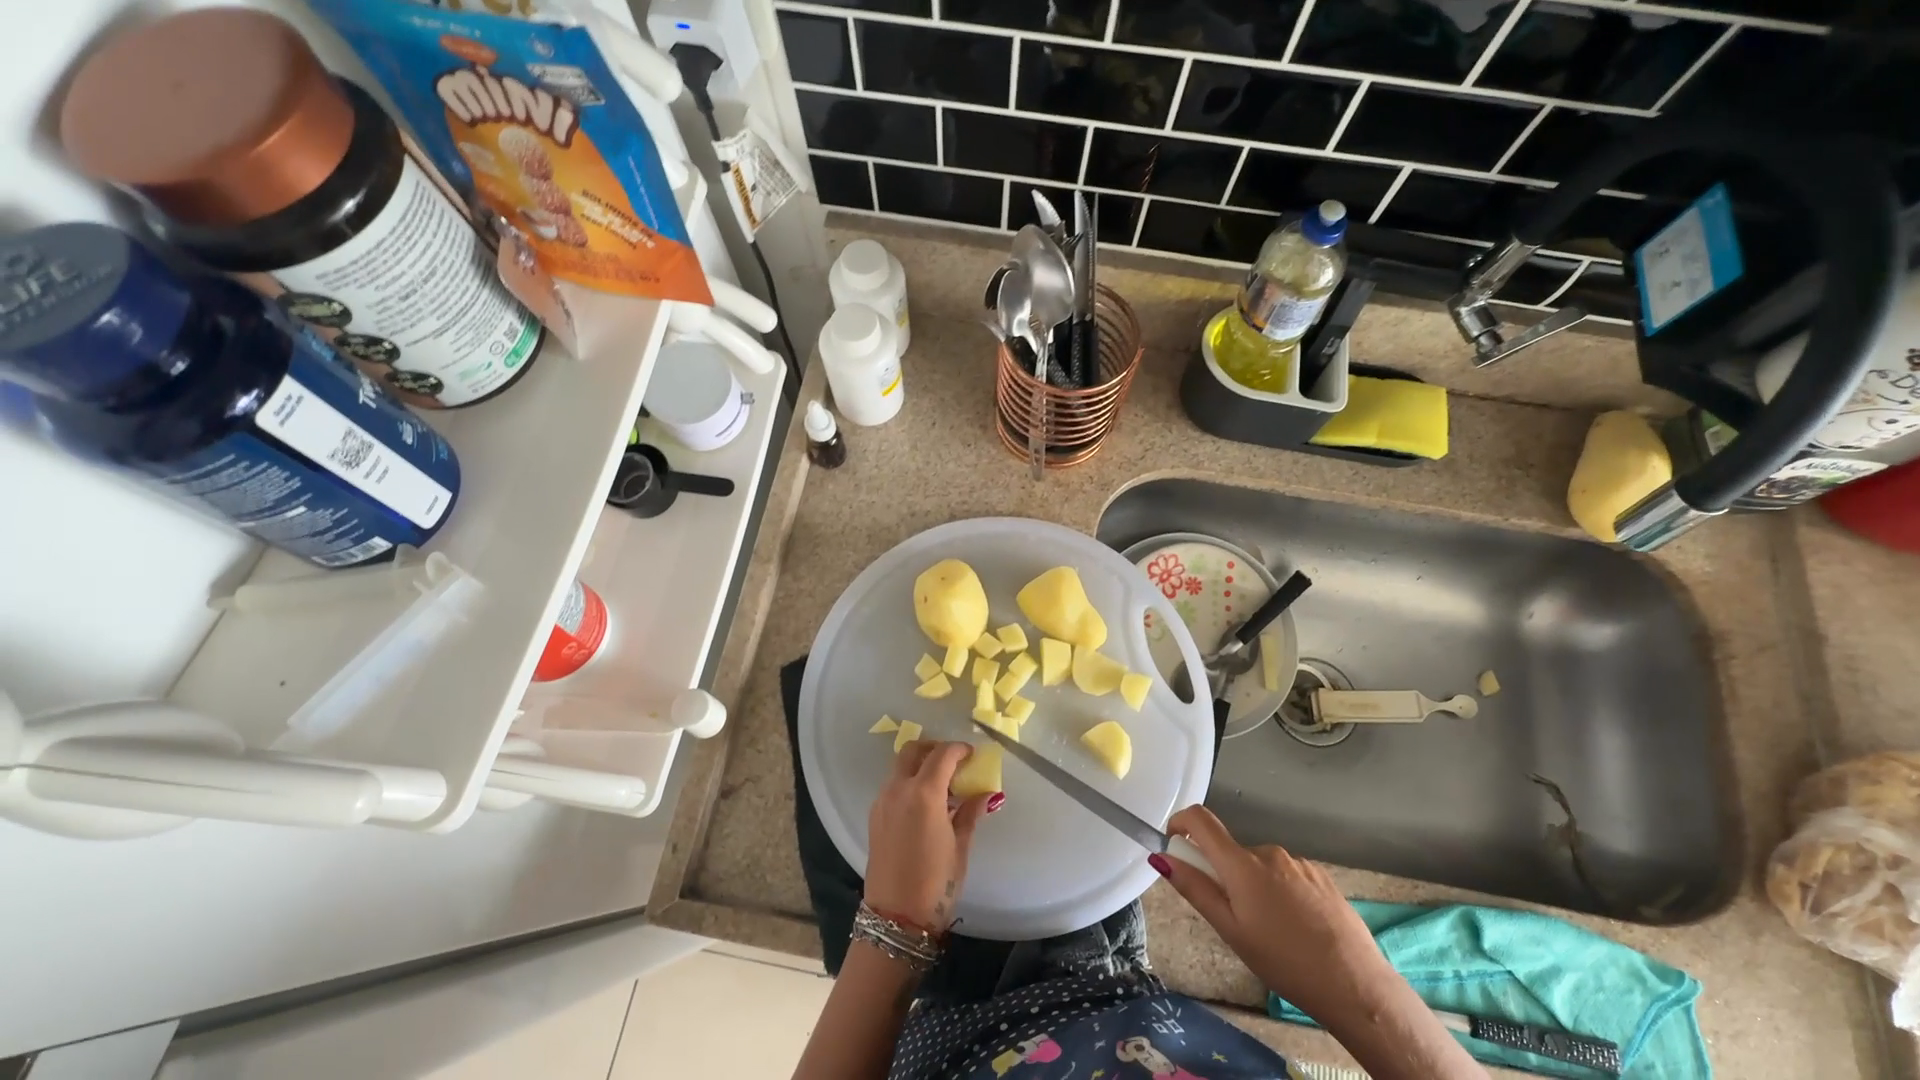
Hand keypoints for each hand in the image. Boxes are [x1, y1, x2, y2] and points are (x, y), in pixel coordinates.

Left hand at [864, 741, 1001, 930]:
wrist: (896, 916)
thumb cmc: (935, 883)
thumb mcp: (960, 847)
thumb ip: (970, 814)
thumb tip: (986, 794)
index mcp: (924, 794)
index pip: (942, 755)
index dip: (959, 750)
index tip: (972, 755)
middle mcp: (898, 790)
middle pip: (913, 751)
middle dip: (934, 749)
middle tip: (954, 762)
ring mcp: (882, 802)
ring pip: (900, 767)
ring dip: (920, 766)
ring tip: (943, 786)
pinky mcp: (874, 816)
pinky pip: (892, 786)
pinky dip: (909, 782)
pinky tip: (926, 804)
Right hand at [1152, 806, 1391, 1020]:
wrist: (1354, 983)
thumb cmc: (1283, 961)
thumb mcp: (1231, 931)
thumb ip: (1196, 890)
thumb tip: (1161, 858)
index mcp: (1242, 864)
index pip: (1201, 820)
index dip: (1180, 823)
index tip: (1174, 846)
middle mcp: (1269, 852)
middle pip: (1231, 851)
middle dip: (1222, 875)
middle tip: (1233, 919)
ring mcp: (1298, 862)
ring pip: (1259, 866)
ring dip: (1252, 886)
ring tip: (1269, 931)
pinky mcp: (1321, 875)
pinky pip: (1285, 874)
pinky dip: (1278, 891)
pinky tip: (1295, 927)